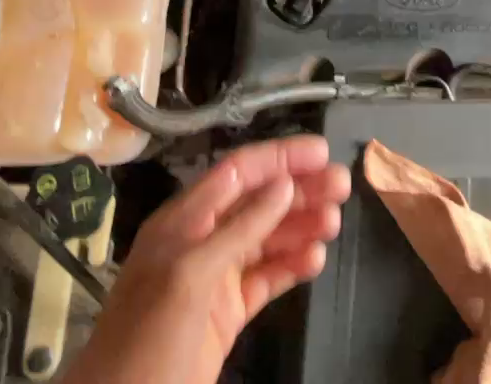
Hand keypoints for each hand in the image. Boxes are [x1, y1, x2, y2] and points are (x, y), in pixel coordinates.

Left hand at [62, 137, 351, 383]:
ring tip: (335, 222)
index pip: (238, 173)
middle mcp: (202, 242)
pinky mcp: (228, 312)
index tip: (323, 151)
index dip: (280, 157)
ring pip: (268, 239)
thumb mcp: (190, 277)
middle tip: (343, 186)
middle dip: (300, 191)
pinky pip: (267, 278)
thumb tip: (284, 186)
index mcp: (184, 222)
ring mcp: (215, 279)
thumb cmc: (147, 338)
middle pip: (259, 203)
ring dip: (302, 226)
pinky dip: (293, 266)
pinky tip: (316, 260)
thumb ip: (238, 229)